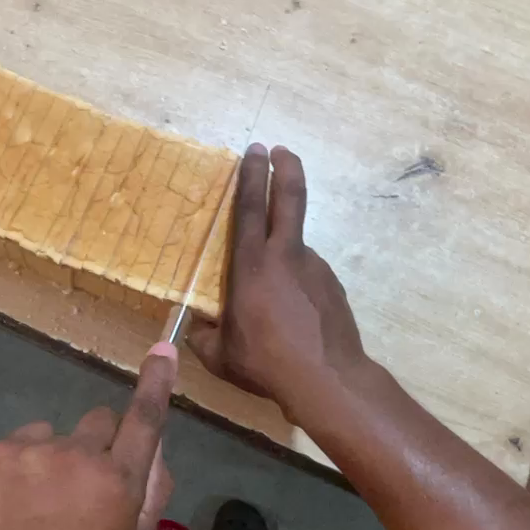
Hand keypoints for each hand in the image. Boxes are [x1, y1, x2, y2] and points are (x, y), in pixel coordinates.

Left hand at [0, 346, 177, 529]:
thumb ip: (154, 486)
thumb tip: (156, 441)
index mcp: (119, 481)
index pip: (145, 419)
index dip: (156, 383)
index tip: (163, 350)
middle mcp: (81, 455)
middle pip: (102, 421)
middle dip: (101, 445)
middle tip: (85, 488)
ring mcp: (38, 449)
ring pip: (65, 432)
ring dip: (64, 454)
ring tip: (46, 499)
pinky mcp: (3, 449)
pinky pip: (32, 437)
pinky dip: (32, 459)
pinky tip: (23, 494)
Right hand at [186, 145, 368, 424]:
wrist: (327, 380)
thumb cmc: (265, 363)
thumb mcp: (219, 355)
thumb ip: (204, 336)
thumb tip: (197, 328)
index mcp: (252, 266)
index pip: (251, 208)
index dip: (252, 175)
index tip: (255, 149)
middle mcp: (286, 257)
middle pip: (290, 199)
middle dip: (286, 168)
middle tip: (281, 149)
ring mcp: (315, 269)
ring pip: (295, 247)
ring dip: (282, 253)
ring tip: (270, 295)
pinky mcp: (332, 287)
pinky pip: (307, 276)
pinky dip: (296, 284)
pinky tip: (291, 314)